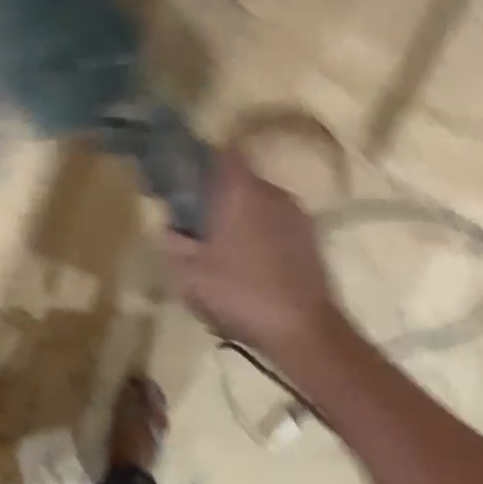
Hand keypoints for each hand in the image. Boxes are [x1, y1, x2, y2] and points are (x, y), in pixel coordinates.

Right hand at [166, 152, 346, 354]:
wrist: (303, 328)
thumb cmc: (240, 294)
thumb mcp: (190, 274)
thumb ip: (174, 243)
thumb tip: (170, 226)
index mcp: (240, 191)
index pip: (222, 155)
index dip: (202, 165)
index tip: (186, 187)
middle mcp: (273, 192)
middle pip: (241, 181)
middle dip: (220, 199)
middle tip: (200, 229)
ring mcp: (297, 215)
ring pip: (261, 205)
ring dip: (243, 220)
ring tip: (227, 254)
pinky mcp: (312, 238)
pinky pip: (278, 225)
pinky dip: (263, 237)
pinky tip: (253, 268)